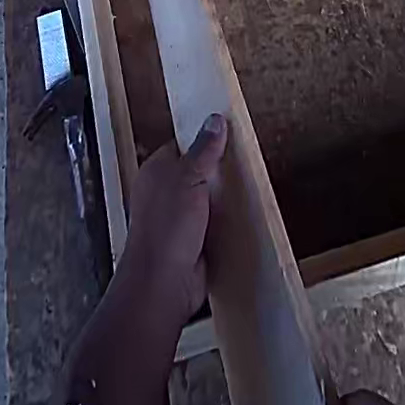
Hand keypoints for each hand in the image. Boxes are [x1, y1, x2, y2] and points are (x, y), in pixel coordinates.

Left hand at [114, 113, 227, 322]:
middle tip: (243, 158)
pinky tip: (243, 213)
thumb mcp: (189, 177)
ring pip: (206, 197)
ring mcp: (178, 217)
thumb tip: (215, 120)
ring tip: (249, 183)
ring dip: (223, 196)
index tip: (228, 133)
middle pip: (196, 171)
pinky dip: (226, 219)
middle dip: (217, 169)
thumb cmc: (168, 226)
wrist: (164, 284)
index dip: (203, 139)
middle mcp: (164, 192)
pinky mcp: (193, 239)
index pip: (182, 144)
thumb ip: (204, 149)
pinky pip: (213, 221)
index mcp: (156, 170)